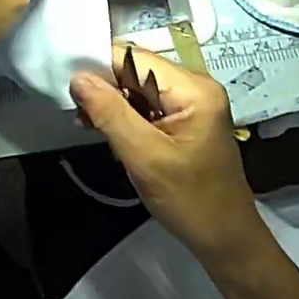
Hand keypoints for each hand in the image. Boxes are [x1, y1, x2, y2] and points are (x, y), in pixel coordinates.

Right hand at [71, 45, 269, 264]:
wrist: (227, 240)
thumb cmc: (190, 201)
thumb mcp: (144, 158)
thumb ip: (110, 114)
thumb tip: (78, 78)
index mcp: (194, 88)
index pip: (136, 58)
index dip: (101, 67)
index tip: (71, 87)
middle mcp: (196, 85)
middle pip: (138, 70)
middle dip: (107, 89)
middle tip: (80, 113)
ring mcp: (193, 102)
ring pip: (140, 88)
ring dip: (115, 105)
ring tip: (91, 125)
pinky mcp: (187, 118)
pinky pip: (150, 104)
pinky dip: (128, 116)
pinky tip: (113, 134)